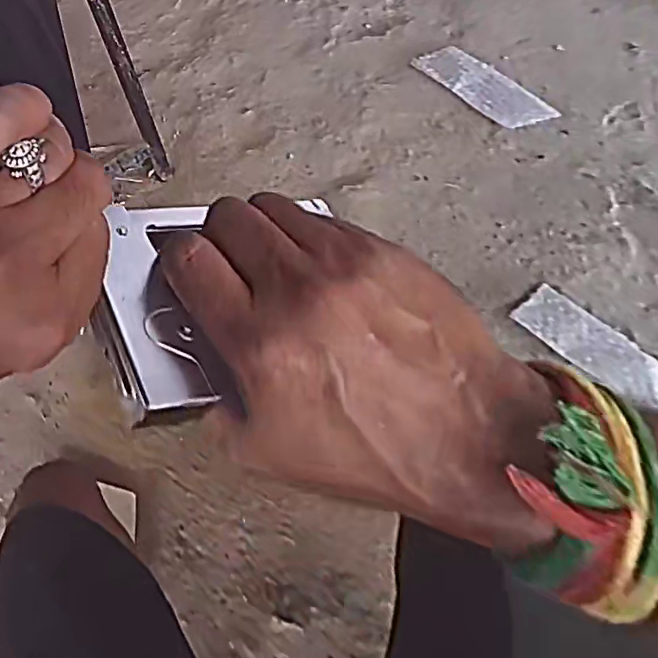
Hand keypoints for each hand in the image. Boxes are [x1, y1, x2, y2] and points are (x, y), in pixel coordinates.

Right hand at [158, 195, 557, 550]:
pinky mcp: (382, 253)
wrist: (481, 445)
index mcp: (259, 342)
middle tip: (223, 259)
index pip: (187, 258)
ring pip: (265, 206)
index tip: (184, 266)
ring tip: (265, 258)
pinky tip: (311, 265)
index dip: (176, 258)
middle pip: (223, 218)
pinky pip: (315, 217)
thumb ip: (210, 396)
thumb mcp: (264, 448)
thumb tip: (190, 350)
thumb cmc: (381, 451)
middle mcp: (298, 294)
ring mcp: (343, 267)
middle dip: (213, 237)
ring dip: (255, 229)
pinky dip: (301, 235)